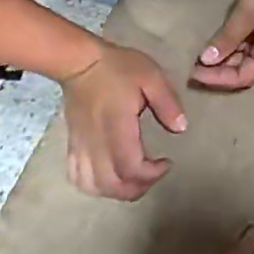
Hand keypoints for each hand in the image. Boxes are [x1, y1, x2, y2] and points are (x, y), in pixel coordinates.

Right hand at [59, 42, 186, 201]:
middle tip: (154, 174)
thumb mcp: (152, 77)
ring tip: (135, 177)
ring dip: (116, 190)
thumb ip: (167, 104)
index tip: (167, 162)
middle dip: (137, 189)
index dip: (151, 174)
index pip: (131, 168)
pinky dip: (95, 186)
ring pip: (92, 186)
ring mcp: (81, 147)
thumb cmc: (118, 68)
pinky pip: (77, 177)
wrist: (80, 62)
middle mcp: (96, 144)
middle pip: (111, 185)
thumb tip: (181, 128)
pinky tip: (110, 176)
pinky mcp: (72, 145)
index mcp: (118, 128)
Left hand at [192, 0, 253, 90]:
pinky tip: (218, 40)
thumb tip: (206, 61)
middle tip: (192, 66)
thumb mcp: (246, 13)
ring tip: (201, 55)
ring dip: (225, 57)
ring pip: (246, 57)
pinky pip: (249, 43)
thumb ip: (227, 38)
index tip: (193, 73)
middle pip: (245, 70)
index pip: (243, 78)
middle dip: (219, 71)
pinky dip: (233, 45)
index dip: (218, 79)